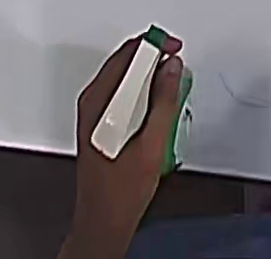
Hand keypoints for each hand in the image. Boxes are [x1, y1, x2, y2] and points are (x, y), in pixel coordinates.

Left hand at [63, 33, 185, 258]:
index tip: (174, 48)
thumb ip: (164, 102)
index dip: (154, 45)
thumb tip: (172, 66)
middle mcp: (93, 102)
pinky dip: (145, 89)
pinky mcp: (102, 121)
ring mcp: (95, 111)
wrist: (103, 225)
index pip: (127, 55)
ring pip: (127, 76)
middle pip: (126, 62)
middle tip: (177, 65)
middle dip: (155, 59)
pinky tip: (160, 104)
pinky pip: (126, 91)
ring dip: (151, 75)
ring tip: (173, 86)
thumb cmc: (121, 191)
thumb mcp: (151, 144)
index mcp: (98, 102)